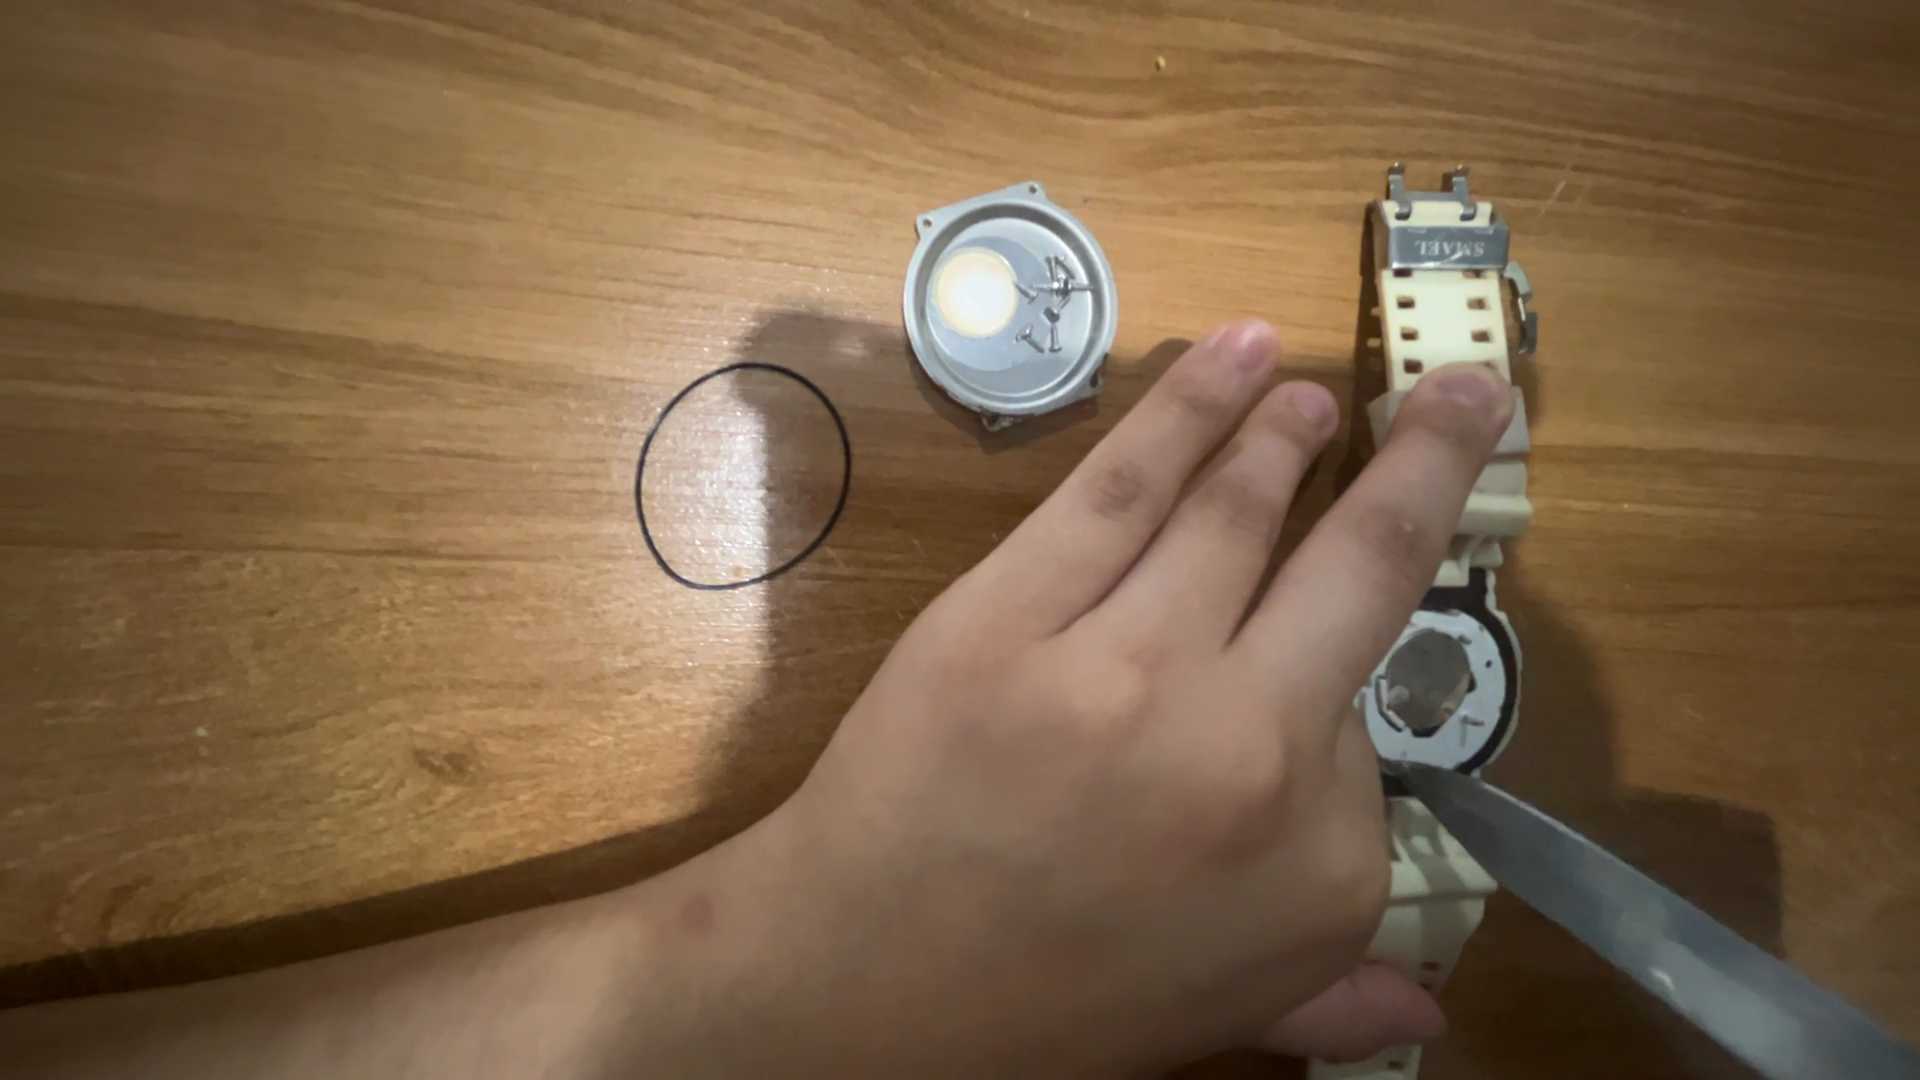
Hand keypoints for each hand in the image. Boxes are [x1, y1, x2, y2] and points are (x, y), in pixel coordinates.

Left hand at [650, 320, 1515, 1075]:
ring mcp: (1122, 667)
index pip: (1369, 721)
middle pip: (1357, 569)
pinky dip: (1184, 411)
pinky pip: (1117, 490)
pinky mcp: (1009, 613)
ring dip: (1283, 433)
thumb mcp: (1224, 1011)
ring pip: (1232, 512)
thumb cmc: (1046, 1004)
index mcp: (1317, 861)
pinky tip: (1232, 356)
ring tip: (1310, 388)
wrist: (867, 980)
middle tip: (1457, 395)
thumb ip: (1340, 981)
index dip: (1328, 675)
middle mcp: (1242, 747)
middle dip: (1424, 466)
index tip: (1313, 638)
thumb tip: (1425, 956)